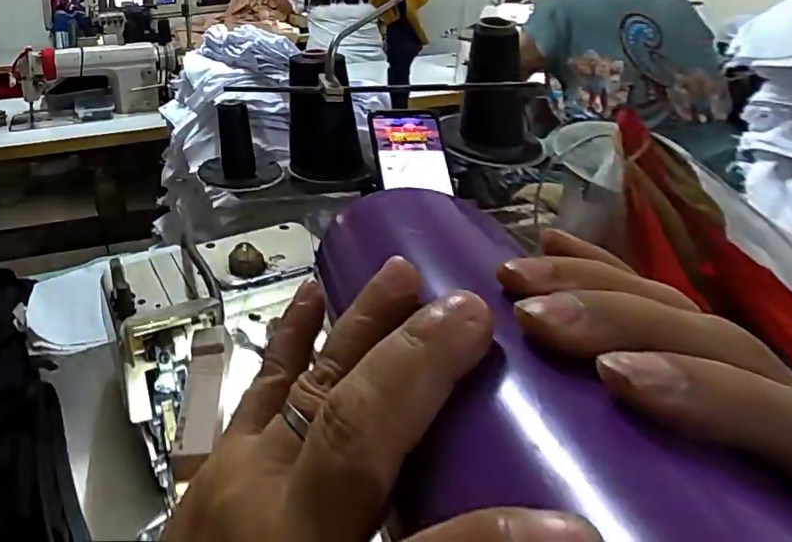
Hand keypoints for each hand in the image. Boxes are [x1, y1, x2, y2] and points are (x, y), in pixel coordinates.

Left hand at [165, 258, 598, 541]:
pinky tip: (309, 296)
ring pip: (303, 381)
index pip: (405, 535)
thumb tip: (514, 535)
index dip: (488, 535)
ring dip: (356, 326)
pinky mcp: (220, 452)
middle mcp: (268, 498)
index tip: (571, 520)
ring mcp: (236, 464)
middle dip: (410, 361)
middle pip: (346, 422)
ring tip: (397, 276)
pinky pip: (260, 385)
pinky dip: (290, 337)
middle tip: (468, 308)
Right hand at [500, 230, 791, 540]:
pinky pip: (651, 305)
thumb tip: (606, 526)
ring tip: (515, 277)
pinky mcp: (694, 373)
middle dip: (621, 317)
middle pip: (726, 345)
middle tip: (532, 318)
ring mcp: (751, 391)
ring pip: (681, 313)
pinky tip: (552, 242)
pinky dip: (597, 271)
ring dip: (589, 284)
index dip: (716, 391)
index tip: (612, 378)